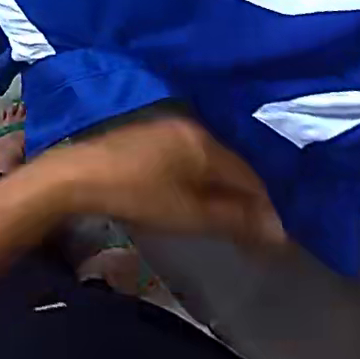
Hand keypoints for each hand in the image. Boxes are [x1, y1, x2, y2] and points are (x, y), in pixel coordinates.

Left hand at [33, 114, 288, 247]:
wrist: (82, 173)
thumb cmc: (139, 195)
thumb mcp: (190, 214)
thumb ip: (234, 219)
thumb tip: (277, 230)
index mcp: (207, 142)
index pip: (249, 174)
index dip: (264, 204)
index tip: (273, 233)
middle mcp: (194, 126)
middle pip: (231, 162)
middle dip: (244, 194)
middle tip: (251, 226)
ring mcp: (170, 125)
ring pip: (210, 156)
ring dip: (222, 183)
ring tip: (226, 211)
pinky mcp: (152, 130)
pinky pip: (191, 151)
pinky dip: (201, 173)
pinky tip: (194, 189)